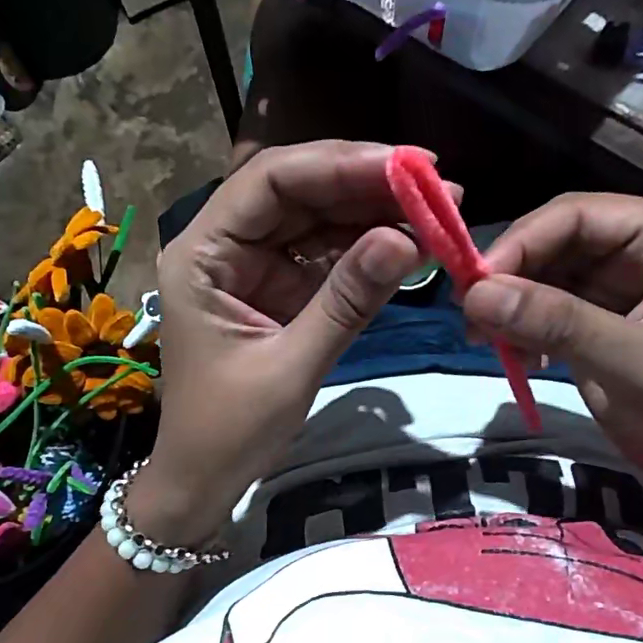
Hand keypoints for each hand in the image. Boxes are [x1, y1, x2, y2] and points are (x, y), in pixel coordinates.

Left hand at [136, 141, 425, 543]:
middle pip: (299, 191)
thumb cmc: (230, 431)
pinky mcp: (279, 289)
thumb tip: (406, 240)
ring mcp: (254, 266)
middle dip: (367, 186)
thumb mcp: (291, 366)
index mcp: (203, 253)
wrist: (206, 479)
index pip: (270, 181)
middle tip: (439, 186)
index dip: (339, 164)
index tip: (407, 165)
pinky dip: (367, 249)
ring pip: (317, 219)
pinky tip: (410, 243)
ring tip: (439, 212)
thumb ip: (347, 301)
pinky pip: (326, 256)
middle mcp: (225, 245)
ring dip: (375, 213)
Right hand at [463, 194, 642, 505]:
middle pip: (564, 243)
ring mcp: (633, 290)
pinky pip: (559, 314)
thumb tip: (473, 294)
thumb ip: (555, 322)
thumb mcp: (631, 363)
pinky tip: (517, 356)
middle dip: (514, 277)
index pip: (583, 215)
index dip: (522, 242)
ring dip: (517, 306)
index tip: (472, 284)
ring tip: (482, 339)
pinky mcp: (615, 326)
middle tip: (469, 318)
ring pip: (555, 279)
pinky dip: (531, 331)